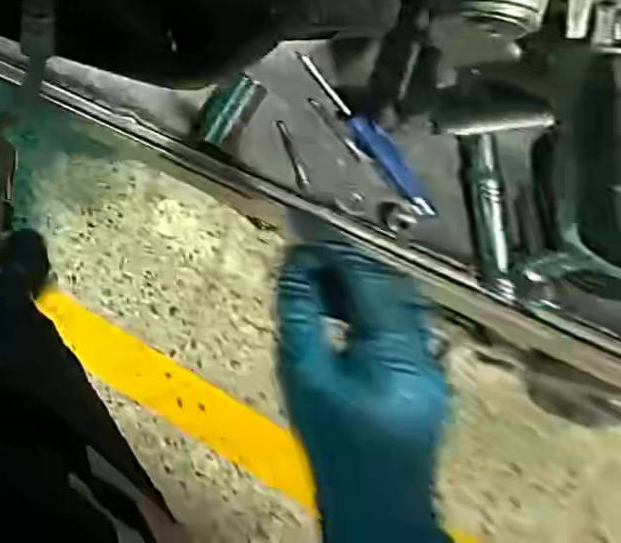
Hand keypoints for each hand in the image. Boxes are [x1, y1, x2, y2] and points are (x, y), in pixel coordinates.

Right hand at [276, 243, 448, 542]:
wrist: (370, 488)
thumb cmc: (329, 426)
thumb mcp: (301, 363)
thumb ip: (298, 308)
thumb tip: (292, 261)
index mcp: (398, 346)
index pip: (369, 279)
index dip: (331, 250)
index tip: (296, 232)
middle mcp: (425, 351)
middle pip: (392, 287)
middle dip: (346, 262)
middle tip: (301, 249)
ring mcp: (429, 366)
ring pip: (397, 304)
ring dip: (355, 282)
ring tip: (310, 275)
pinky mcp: (420, 376)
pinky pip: (396, 324)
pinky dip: (363, 305)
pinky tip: (331, 309)